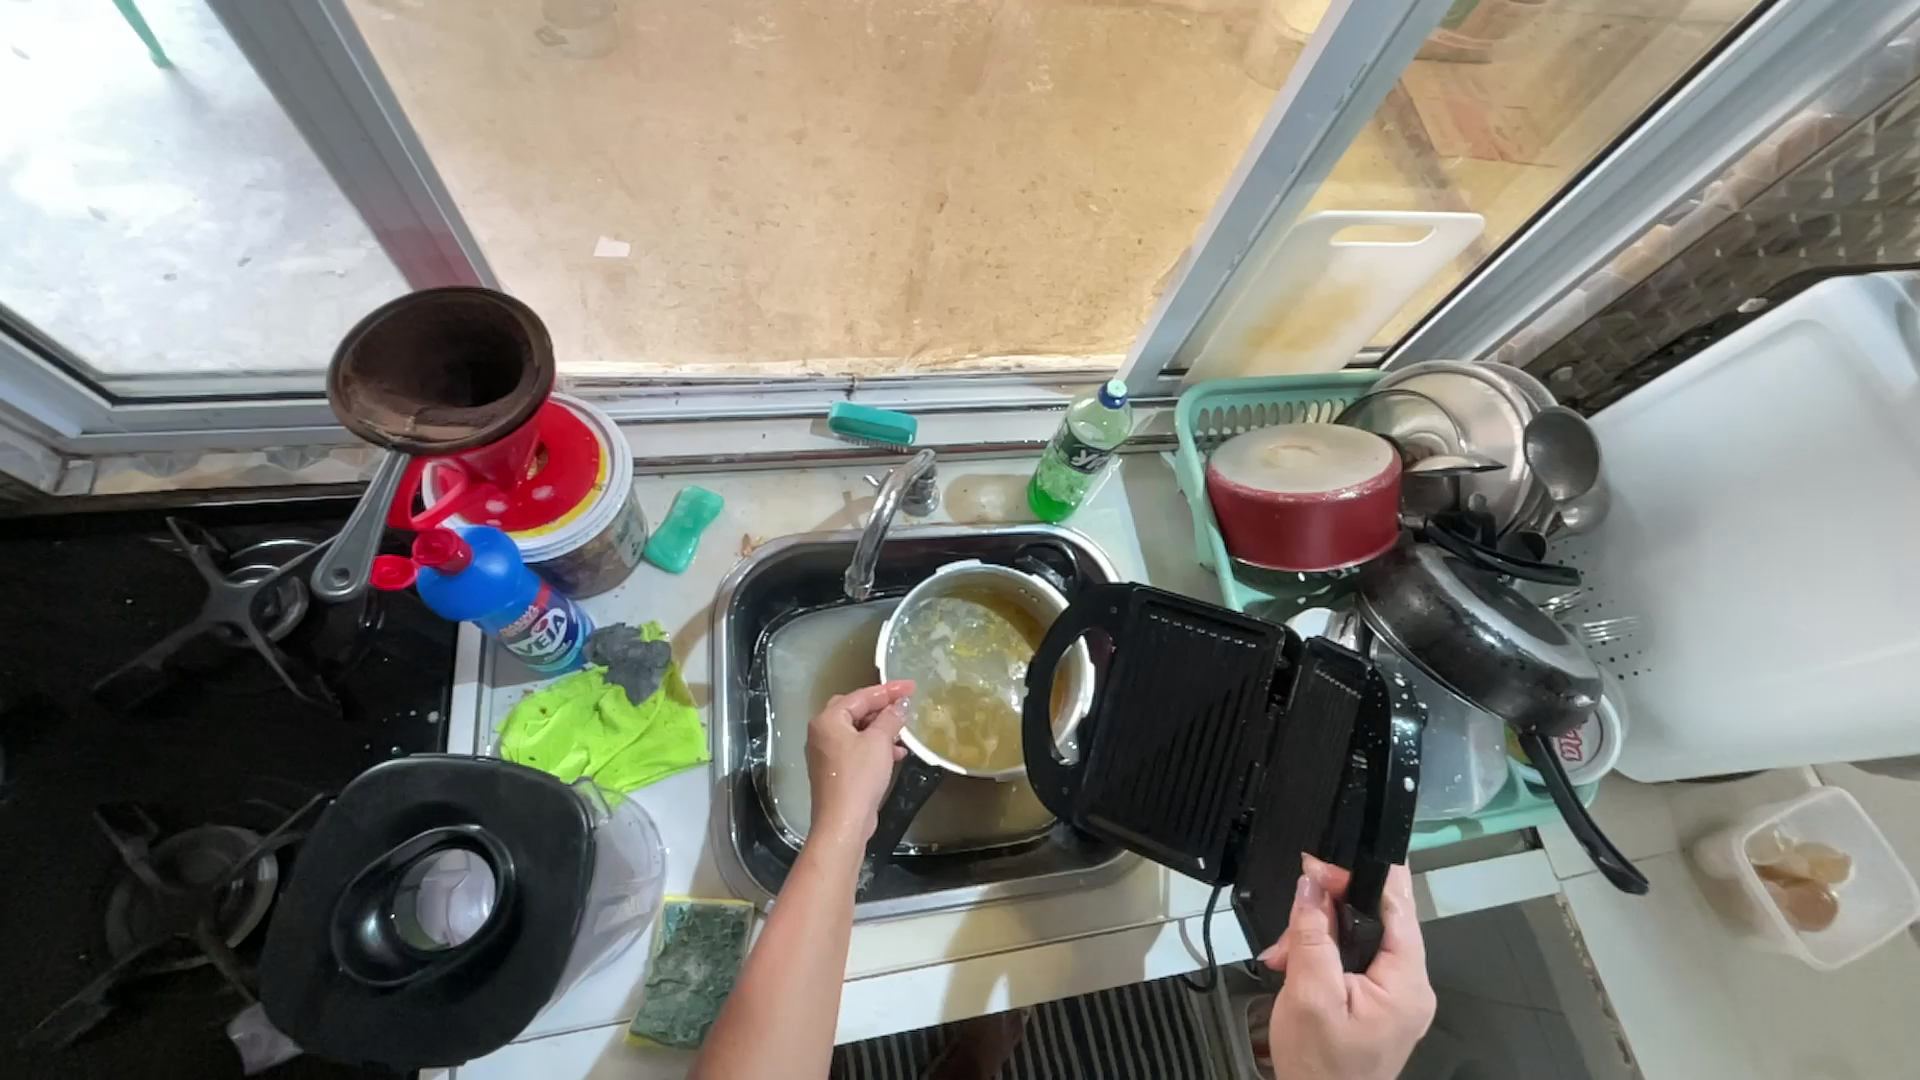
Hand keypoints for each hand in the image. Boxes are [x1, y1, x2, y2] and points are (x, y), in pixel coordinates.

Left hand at [806, 680, 913, 845]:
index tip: (911, 686)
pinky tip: (896, 753)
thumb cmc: (859, 777)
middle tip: (903, 705)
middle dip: (881, 707)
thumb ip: (890, 718)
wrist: (843, 822)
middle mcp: (822, 732)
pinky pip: (856, 747)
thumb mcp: (879, 742)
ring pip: (857, 730)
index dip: (889, 690)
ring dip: (881, 729)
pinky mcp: (834, 770)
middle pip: (855, 709)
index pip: (861, 696)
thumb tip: (900, 705)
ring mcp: (826, 752)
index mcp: (828, 719)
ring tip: (903, 732)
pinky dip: (875, 746)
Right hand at [1257, 856, 1434, 1079]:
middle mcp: (1409, 983)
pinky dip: (1316, 951)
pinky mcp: (1374, 998)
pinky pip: (1348, 954)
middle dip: (1326, 908)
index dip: (1360, 875)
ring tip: (1282, 953)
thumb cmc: (1319, 1064)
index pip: (1398, 906)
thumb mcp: (1309, 992)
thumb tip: (1311, 881)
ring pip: (1355, 932)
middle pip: (1374, 915)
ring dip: (1313, 932)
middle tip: (1290, 918)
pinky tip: (1289, 963)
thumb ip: (1312, 933)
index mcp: (1406, 982)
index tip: (1317, 863)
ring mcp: (1392, 992)